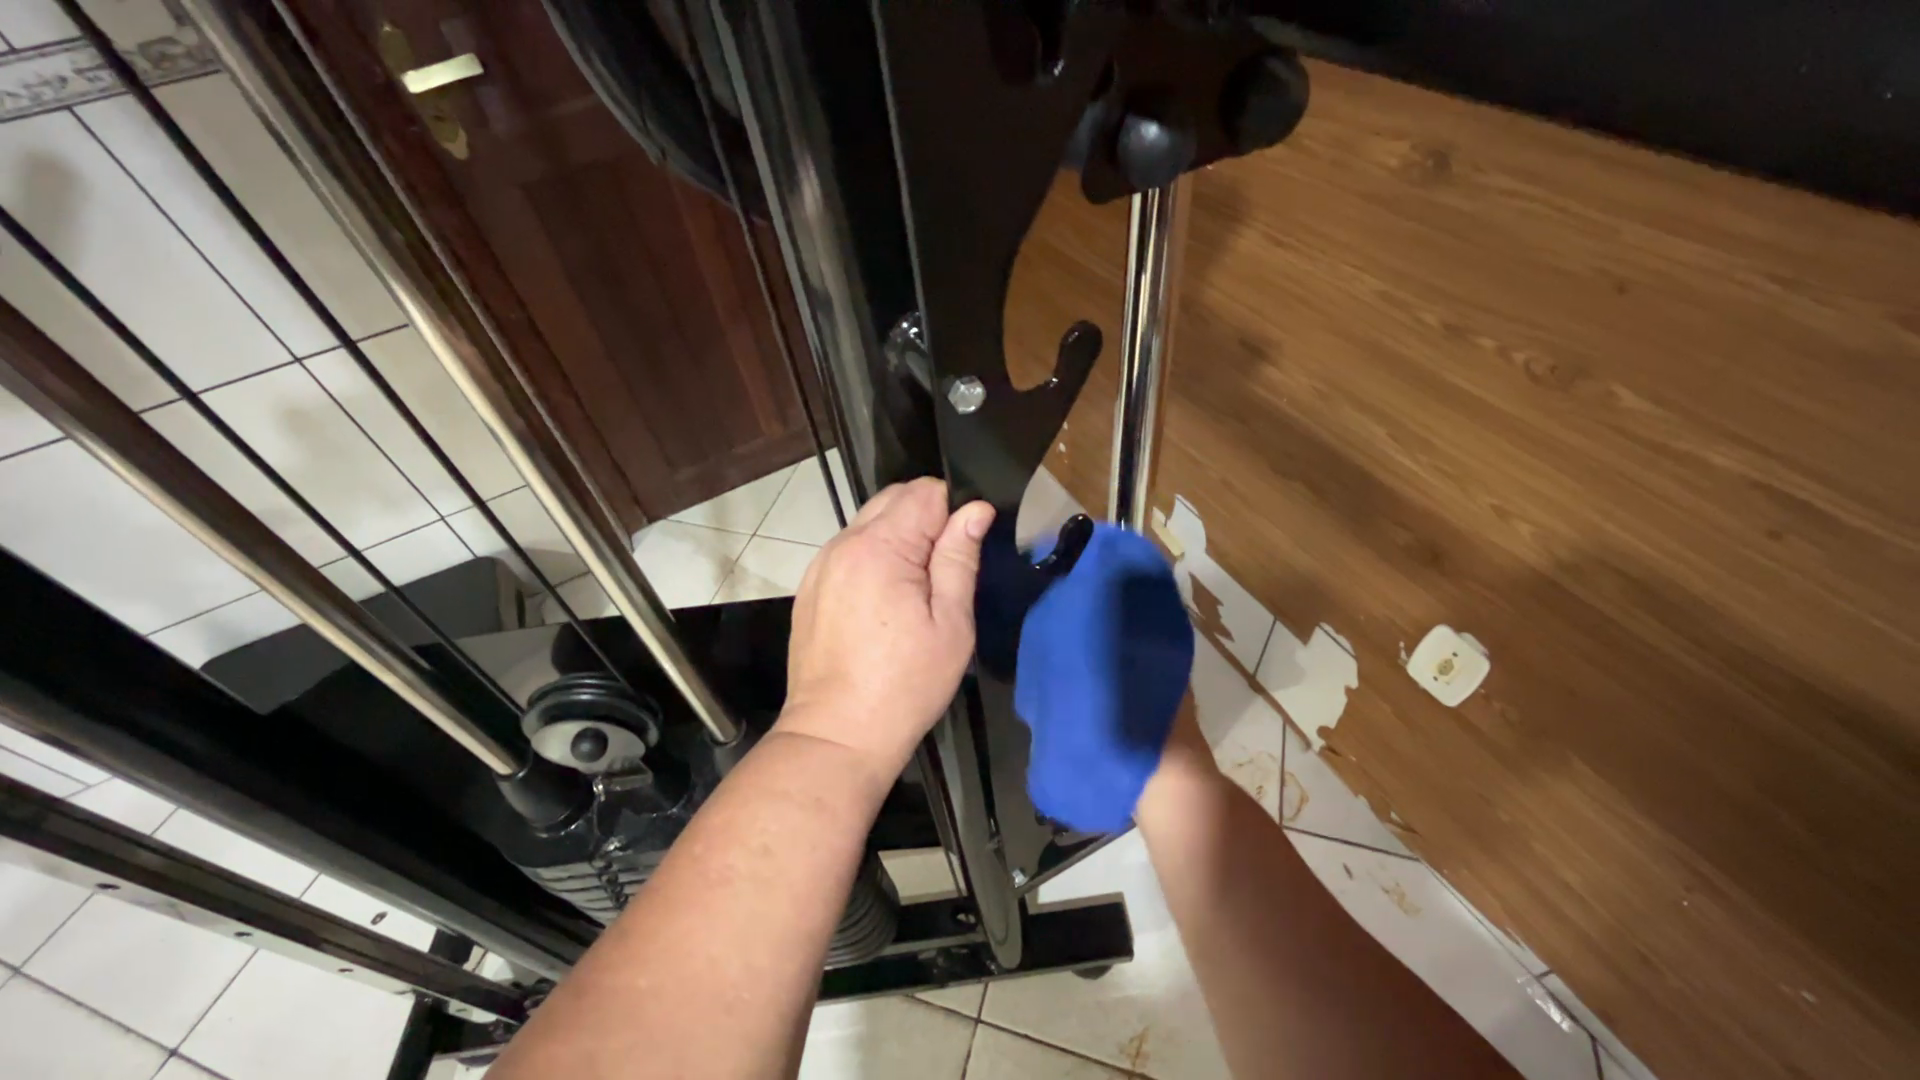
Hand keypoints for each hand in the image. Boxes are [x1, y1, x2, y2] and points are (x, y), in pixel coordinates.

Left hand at [777, 478, 994, 777]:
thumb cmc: (905, 685)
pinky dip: (871, 560)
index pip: (925, 492)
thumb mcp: (951, 625)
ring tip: (911, 594)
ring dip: (896, 540)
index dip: (952, 514)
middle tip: (940, 576)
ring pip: (869, 523)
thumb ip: (960, 559)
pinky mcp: (810, 587)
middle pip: (893, 498)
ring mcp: (820, 565)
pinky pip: (848, 551)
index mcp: (881, 548)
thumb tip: (976, 510)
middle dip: (924, 521)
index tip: (961, 554)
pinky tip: (882, 605)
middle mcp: (843, 544)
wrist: (837, 732)